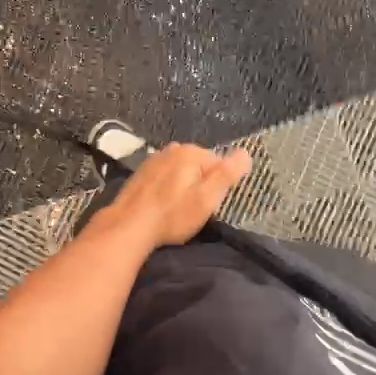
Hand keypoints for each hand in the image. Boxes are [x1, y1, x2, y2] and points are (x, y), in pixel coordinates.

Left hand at [93, 143, 253, 250]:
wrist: (129, 225)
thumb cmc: (173, 215)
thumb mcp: (207, 198)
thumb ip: (227, 174)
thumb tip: (246, 152)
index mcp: (191, 152)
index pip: (219, 165)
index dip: (218, 188)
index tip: (210, 206)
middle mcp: (173, 149)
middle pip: (199, 167)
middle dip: (200, 185)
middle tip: (194, 210)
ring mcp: (155, 159)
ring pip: (181, 172)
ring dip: (184, 187)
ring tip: (178, 210)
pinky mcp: (142, 172)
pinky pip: (165, 177)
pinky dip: (168, 188)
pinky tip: (163, 205)